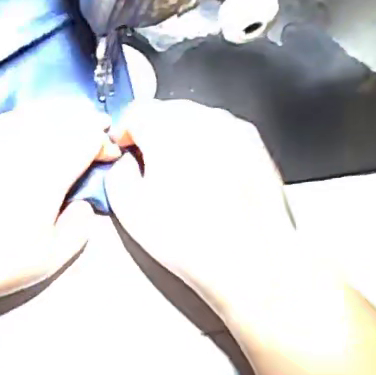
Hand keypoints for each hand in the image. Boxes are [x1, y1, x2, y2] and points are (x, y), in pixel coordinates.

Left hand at [0, 103, 118, 302]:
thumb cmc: (1, 261)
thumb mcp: (52, 257)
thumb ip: (78, 227)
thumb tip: (83, 204)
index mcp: (49, 173)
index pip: (85, 139)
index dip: (103, 143)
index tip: (110, 155)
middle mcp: (24, 150)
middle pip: (62, 119)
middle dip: (85, 122)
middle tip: (96, 132)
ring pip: (34, 114)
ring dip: (58, 114)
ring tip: (70, 123)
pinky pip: (5, 122)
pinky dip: (25, 117)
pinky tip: (29, 123)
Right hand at [106, 100, 306, 315]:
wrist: (250, 263)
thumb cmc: (191, 241)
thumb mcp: (129, 210)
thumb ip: (117, 174)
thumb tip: (127, 163)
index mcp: (169, 128)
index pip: (135, 111)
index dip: (123, 133)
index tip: (122, 152)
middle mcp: (206, 120)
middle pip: (168, 113)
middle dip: (154, 136)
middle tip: (148, 173)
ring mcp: (237, 132)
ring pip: (198, 125)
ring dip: (183, 145)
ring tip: (181, 186)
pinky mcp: (258, 149)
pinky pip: (223, 140)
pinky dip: (210, 155)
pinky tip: (208, 190)